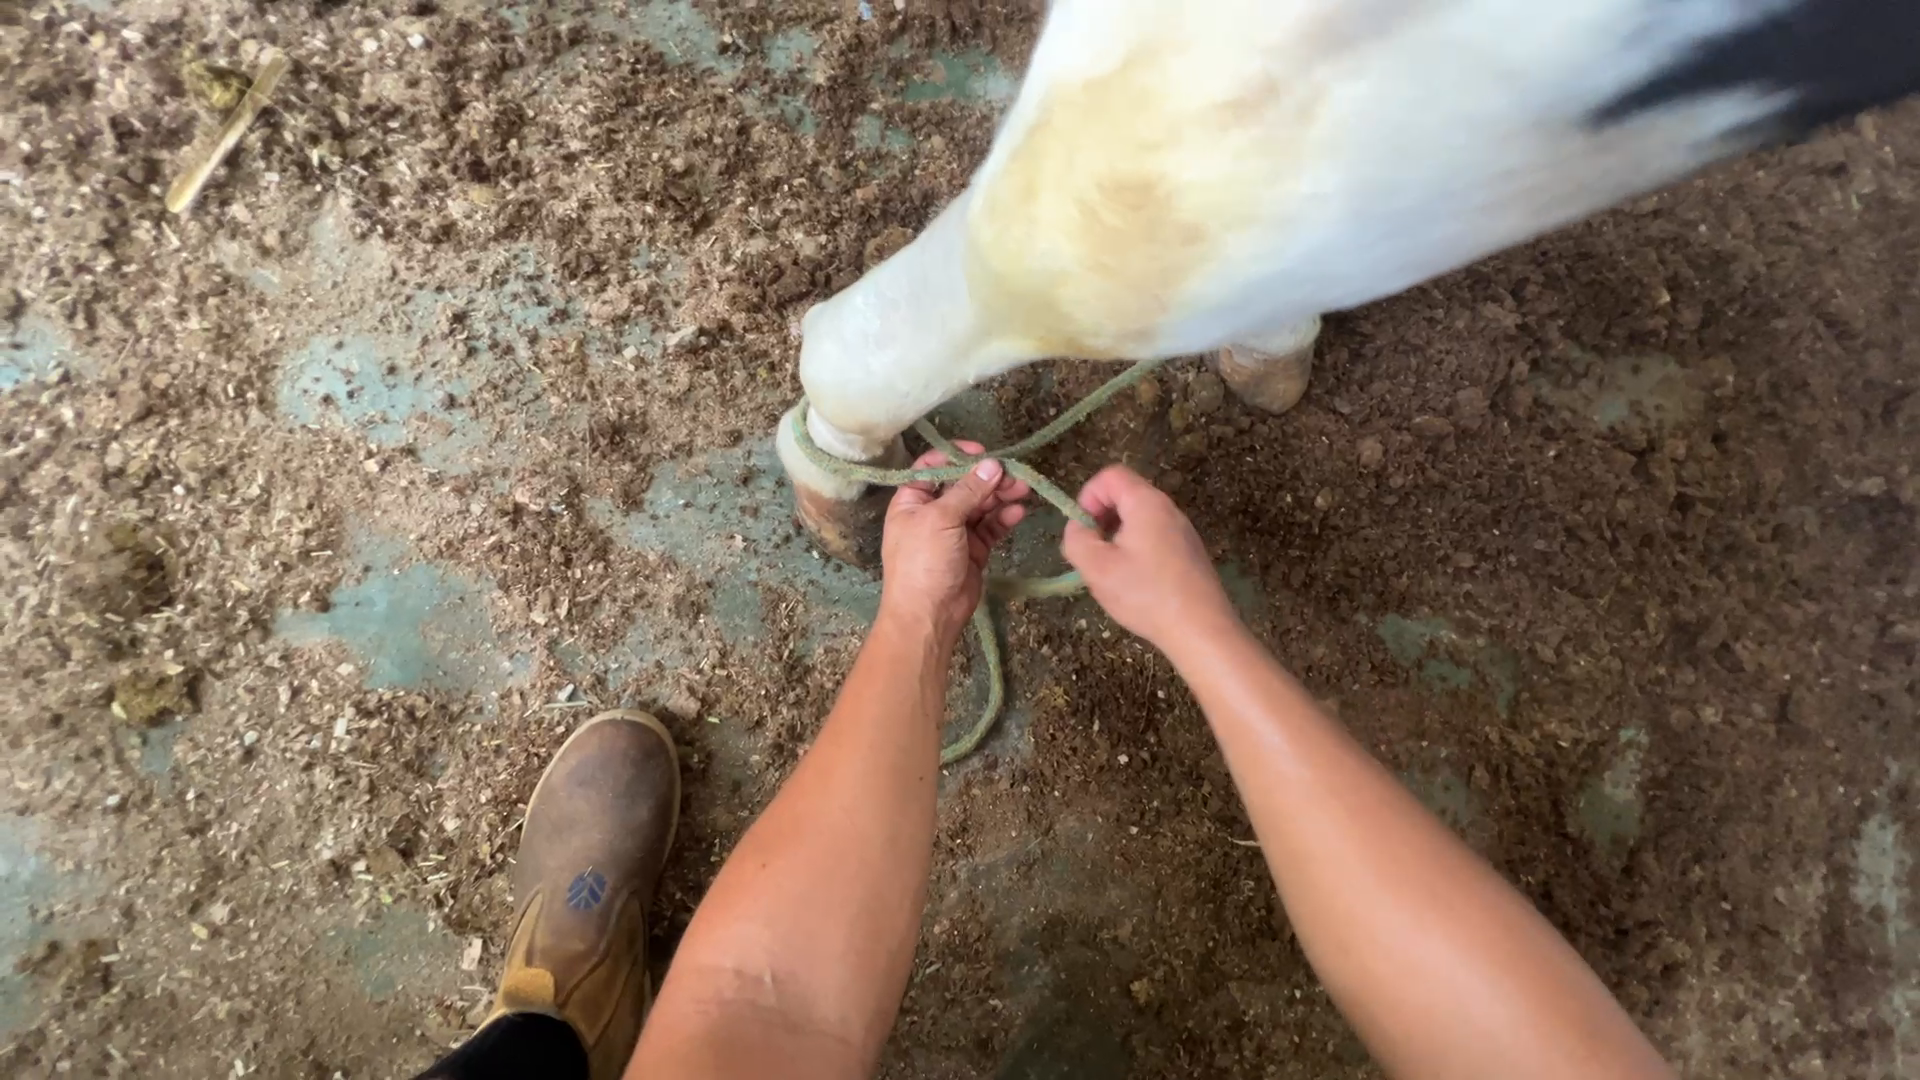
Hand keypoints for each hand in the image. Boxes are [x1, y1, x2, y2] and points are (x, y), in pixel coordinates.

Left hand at [879, 442, 1029, 643]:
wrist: (928, 615)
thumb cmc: (923, 561)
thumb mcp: (941, 519)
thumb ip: (968, 490)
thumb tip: (993, 464)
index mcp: (913, 500)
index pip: (933, 467)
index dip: (956, 456)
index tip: (983, 453)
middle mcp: (933, 512)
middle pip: (963, 485)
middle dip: (988, 478)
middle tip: (1014, 474)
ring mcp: (955, 532)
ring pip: (981, 505)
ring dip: (1000, 496)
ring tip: (1023, 489)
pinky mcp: (974, 549)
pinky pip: (990, 527)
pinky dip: (1004, 518)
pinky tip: (1019, 511)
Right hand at [1060, 465, 1239, 653]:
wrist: (1200, 629)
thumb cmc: (1145, 595)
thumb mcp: (1096, 568)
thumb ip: (1076, 539)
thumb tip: (1078, 527)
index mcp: (1146, 503)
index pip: (1111, 475)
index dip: (1088, 495)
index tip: (1082, 528)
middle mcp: (1168, 509)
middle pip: (1126, 494)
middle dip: (1101, 517)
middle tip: (1092, 550)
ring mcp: (1183, 530)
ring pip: (1139, 518)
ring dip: (1117, 536)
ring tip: (1111, 569)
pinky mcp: (1189, 551)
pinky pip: (1154, 536)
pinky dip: (1136, 548)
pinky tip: (1135, 581)